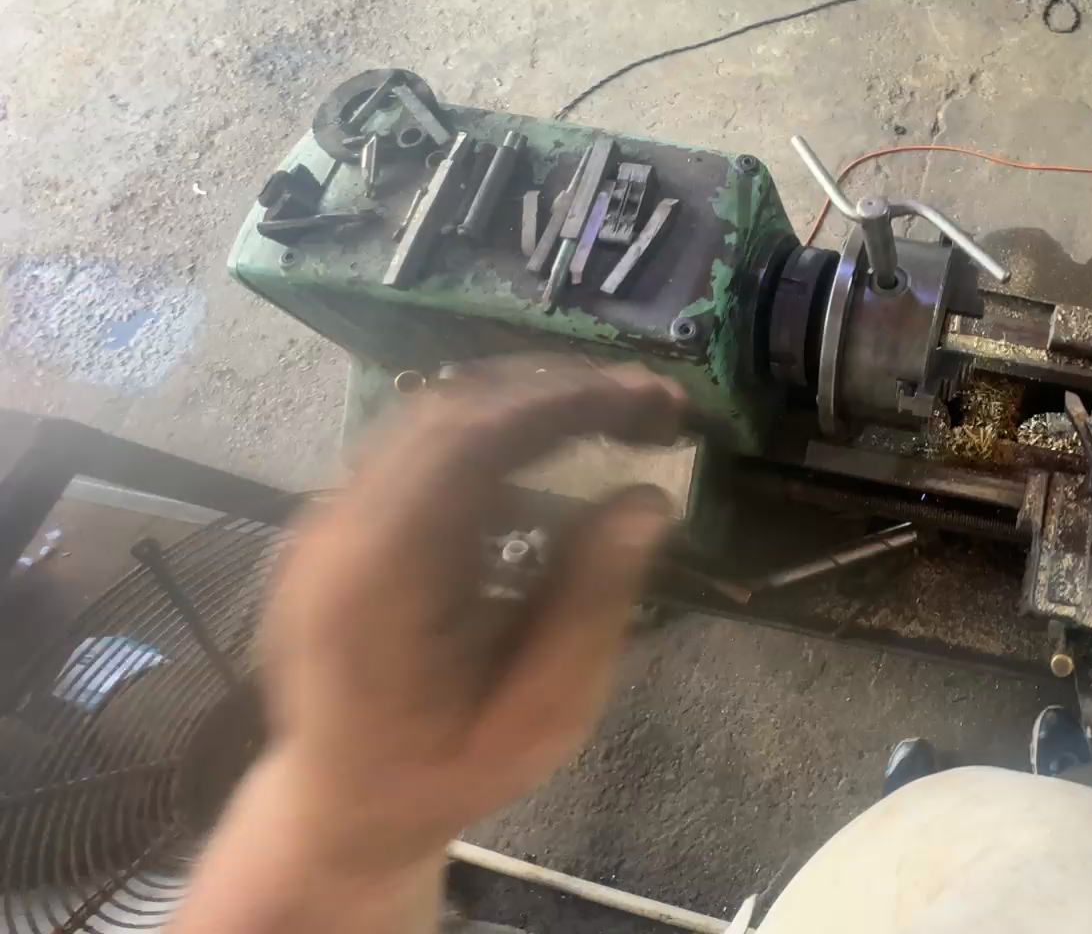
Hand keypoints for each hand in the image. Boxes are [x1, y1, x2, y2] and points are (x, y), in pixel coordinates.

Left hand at [255, 357, 685, 874]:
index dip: (566, 403)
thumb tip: (650, 498)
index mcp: (376, 581)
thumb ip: (593, 601)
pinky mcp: (356, 513)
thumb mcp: (544, 706)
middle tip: (656, 399)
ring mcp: (336, 514)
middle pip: (454, 409)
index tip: (652, 400)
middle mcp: (338, 528)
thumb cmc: (455, 764)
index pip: (466, 443)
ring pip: (443, 409)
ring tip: (626, 407)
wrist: (349, 800)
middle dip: (567, 387)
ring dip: (543, 395)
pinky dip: (514, 418)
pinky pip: (436, 435)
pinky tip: (570, 432)